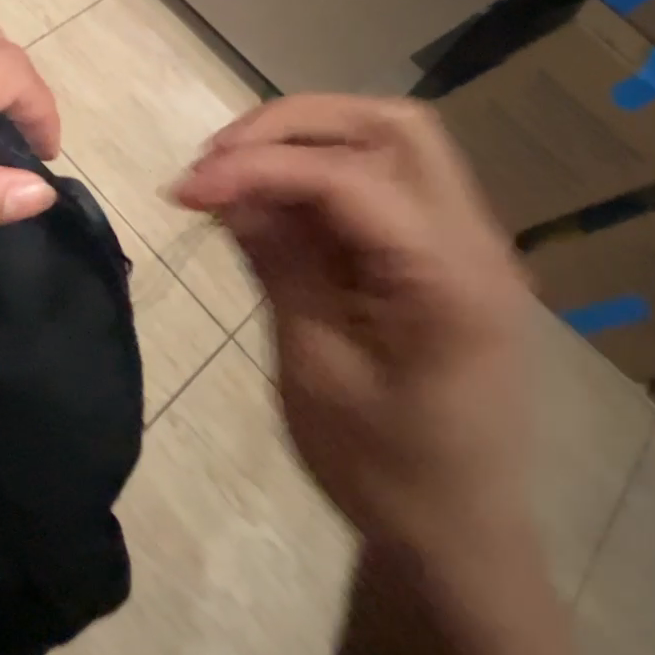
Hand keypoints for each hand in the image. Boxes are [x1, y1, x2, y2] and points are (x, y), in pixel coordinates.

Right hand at [171, 96, 535, 556]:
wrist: (454, 529)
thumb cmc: (381, 464)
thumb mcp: (314, 366)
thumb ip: (278, 265)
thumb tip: (226, 192)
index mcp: (448, 278)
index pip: (349, 178)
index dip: (257, 167)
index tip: (182, 190)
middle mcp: (472, 240)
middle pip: (388, 127)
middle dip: (289, 125)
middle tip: (213, 159)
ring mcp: (462, 243)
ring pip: (386, 142)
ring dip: (301, 141)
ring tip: (228, 173)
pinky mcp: (436, 255)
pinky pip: (376, 185)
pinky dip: (313, 176)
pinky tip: (262, 205)